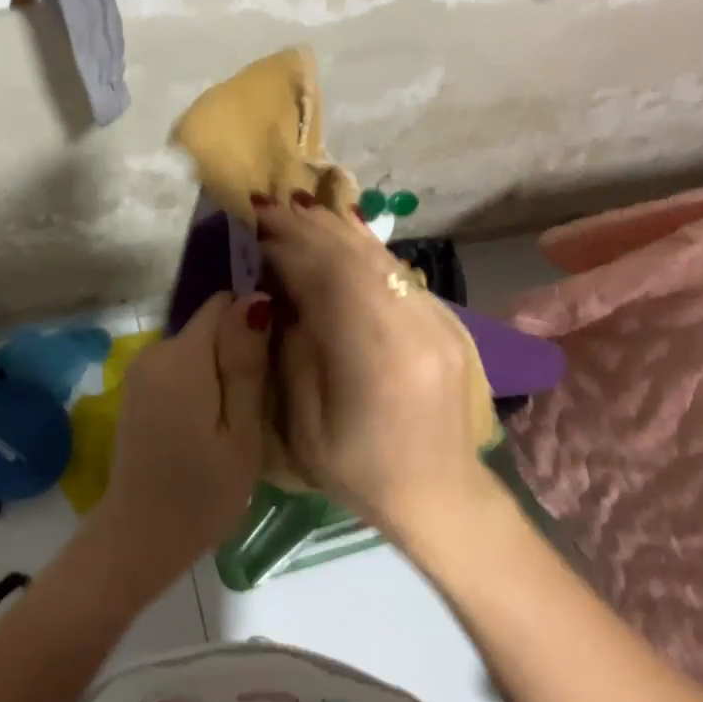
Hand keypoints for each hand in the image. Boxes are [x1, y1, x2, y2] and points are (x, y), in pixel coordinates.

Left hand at [95, 292, 272, 572]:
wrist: (140, 536)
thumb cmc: (202, 492)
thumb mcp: (241, 432)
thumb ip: (245, 364)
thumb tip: (253, 299)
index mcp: (182, 357)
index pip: (223, 304)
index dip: (253, 322)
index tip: (272, 362)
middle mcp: (153, 352)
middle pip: (208, 327)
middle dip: (237, 352)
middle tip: (258, 404)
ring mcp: (138, 373)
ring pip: (194, 350)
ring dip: (219, 373)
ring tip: (238, 421)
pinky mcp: (135, 393)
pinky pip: (177, 370)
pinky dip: (198, 387)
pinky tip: (210, 426)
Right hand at [256, 195, 497, 535]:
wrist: (440, 495)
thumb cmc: (358, 471)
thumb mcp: (302, 426)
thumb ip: (291, 353)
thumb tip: (278, 299)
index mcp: (375, 356)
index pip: (327, 277)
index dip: (288, 246)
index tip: (254, 226)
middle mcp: (414, 326)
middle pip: (357, 257)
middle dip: (308, 228)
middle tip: (269, 206)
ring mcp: (439, 322)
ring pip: (382, 259)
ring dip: (337, 232)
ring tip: (298, 211)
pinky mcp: (448, 324)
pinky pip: (400, 275)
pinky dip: (364, 251)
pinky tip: (341, 236)